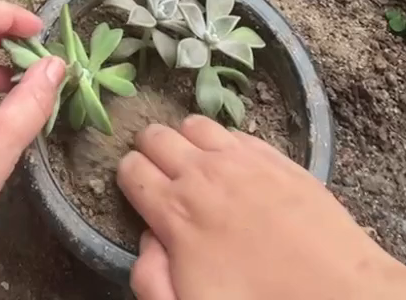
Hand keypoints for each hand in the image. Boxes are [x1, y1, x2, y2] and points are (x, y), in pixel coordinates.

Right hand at [121, 115, 405, 299]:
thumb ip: (153, 282)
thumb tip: (146, 244)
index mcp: (176, 211)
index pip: (131, 168)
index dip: (129, 179)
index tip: (140, 197)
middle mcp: (202, 173)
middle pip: (155, 135)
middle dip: (151, 152)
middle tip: (164, 179)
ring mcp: (241, 159)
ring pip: (193, 123)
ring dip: (188, 142)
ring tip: (199, 168)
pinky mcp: (276, 157)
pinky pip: (235, 132)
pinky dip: (225, 144)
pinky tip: (236, 169)